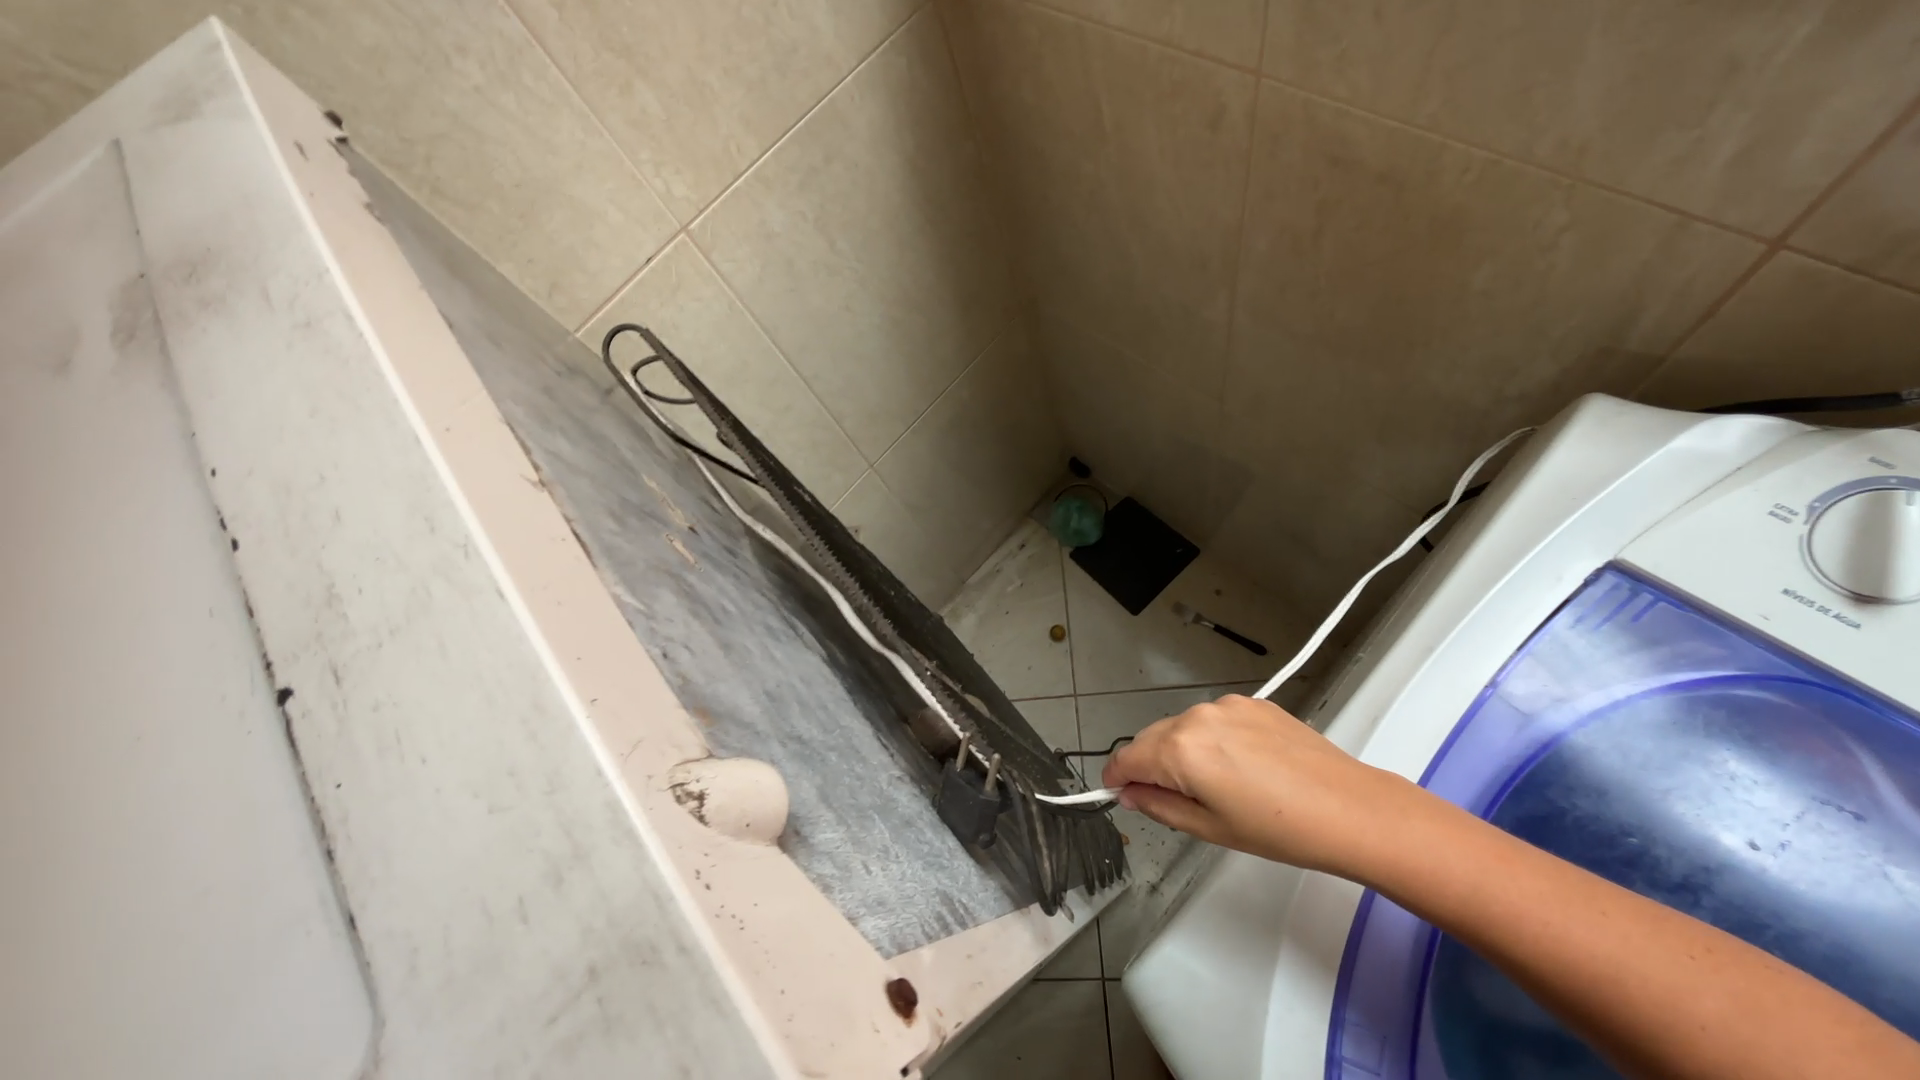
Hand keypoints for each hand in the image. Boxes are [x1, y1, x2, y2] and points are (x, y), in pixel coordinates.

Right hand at [1100, 694, 1427, 876]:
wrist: (1351, 808)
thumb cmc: (1279, 829)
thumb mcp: (1209, 829)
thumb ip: (1158, 806)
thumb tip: (1130, 793)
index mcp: (1180, 749)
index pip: (1127, 758)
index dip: (1115, 778)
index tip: (1116, 793)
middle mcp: (1197, 717)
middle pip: (1152, 738)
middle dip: (1148, 764)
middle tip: (1165, 799)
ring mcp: (1227, 705)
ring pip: (1183, 727)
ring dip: (1180, 750)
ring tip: (1211, 786)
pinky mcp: (1254, 703)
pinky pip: (1214, 720)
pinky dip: (1211, 739)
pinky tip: (1239, 767)